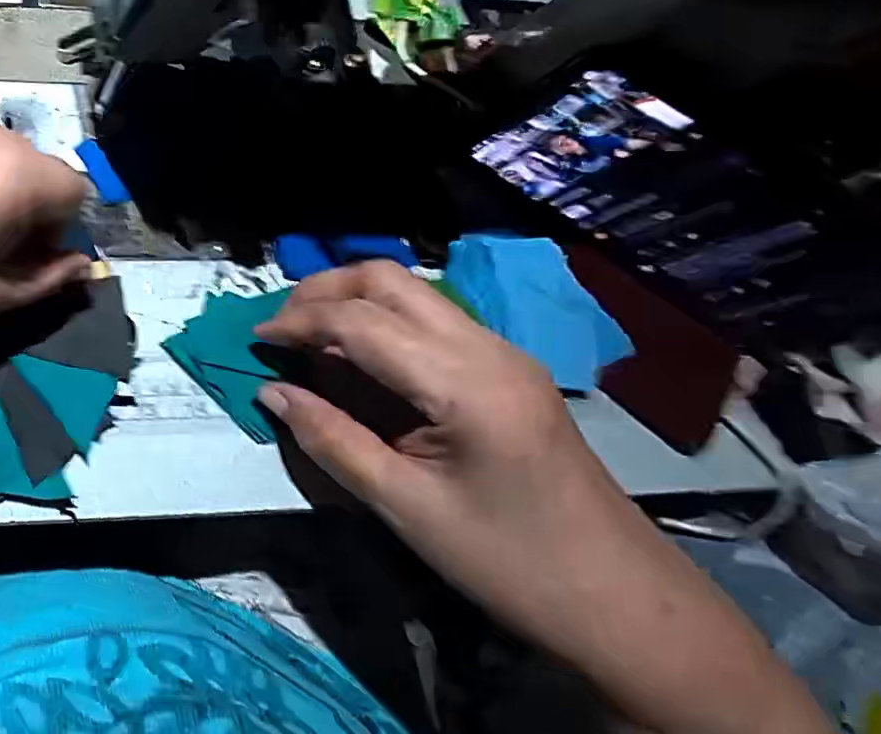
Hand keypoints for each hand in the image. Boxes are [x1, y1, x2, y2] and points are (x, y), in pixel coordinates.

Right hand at [255, 262, 830, 733]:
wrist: (623, 600)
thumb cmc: (509, 563)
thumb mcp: (405, 509)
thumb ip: (331, 440)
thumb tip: (272, 393)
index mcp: (463, 382)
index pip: (361, 321)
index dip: (299, 322)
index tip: (256, 338)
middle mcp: (485, 346)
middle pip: (388, 279)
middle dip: (324, 289)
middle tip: (282, 325)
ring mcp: (502, 350)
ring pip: (412, 292)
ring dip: (353, 300)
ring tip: (310, 336)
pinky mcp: (507, 365)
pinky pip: (431, 319)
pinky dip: (383, 321)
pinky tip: (361, 357)